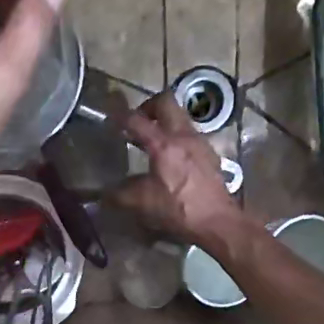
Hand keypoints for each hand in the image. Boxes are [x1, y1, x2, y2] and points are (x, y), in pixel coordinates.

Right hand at [112, 93, 255, 250]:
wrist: (218, 221)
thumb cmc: (179, 210)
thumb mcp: (143, 203)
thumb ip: (120, 194)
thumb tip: (105, 193)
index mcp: (164, 145)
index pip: (137, 120)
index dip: (120, 116)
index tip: (111, 117)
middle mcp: (183, 136)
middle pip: (166, 102)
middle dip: (148, 106)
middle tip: (138, 120)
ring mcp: (200, 142)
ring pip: (181, 116)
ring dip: (165, 120)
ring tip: (153, 138)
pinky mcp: (210, 154)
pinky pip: (191, 134)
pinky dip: (178, 136)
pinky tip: (173, 157)